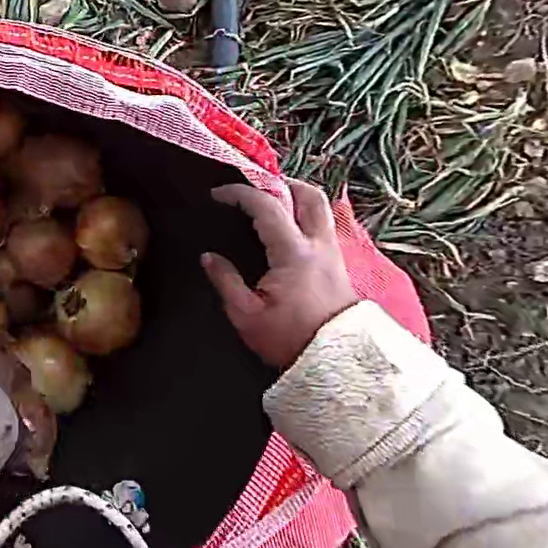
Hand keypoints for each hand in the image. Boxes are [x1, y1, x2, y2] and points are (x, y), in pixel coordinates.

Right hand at [201, 178, 359, 369]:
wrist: (339, 363)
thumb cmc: (290, 340)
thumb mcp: (247, 315)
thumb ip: (226, 281)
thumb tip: (209, 257)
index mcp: (293, 253)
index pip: (266, 206)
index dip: (239, 193)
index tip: (217, 195)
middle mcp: (318, 245)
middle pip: (308, 195)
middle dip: (280, 183)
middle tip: (254, 187)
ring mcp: (333, 254)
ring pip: (321, 208)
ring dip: (296, 197)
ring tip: (272, 203)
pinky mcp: (338, 266)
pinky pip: (322, 227)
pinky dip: (304, 217)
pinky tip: (287, 230)